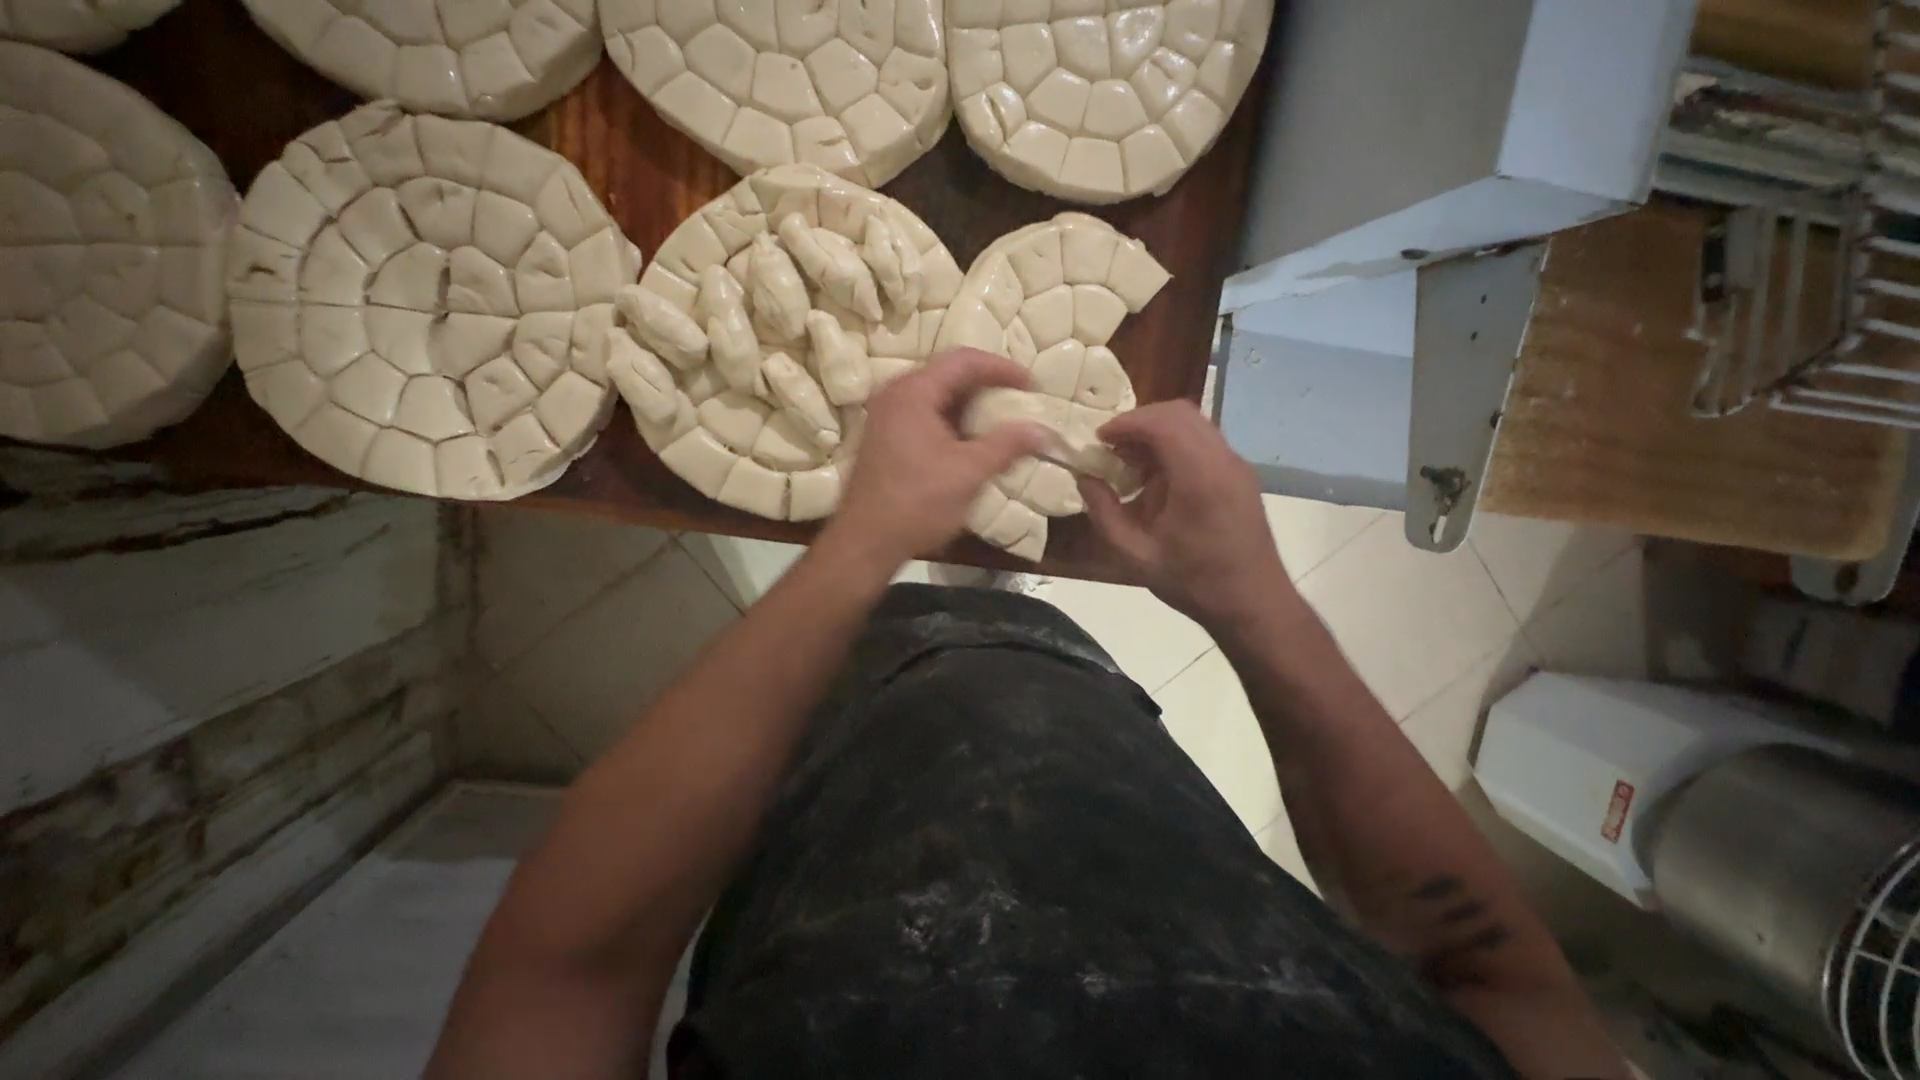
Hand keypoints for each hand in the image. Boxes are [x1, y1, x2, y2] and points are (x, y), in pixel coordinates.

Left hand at [826, 349, 1048, 566]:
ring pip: (936, 396)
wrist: (865, 543)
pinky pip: (924, 415)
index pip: (964, 360)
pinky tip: (972, 442)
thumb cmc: (917, 503)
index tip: (1031, 385)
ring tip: (1001, 421)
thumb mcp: (968, 473)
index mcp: (913, 392)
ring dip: (970, 405)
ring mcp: (885, 417)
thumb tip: (1042, 431)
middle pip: (948, 374)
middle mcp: (894, 395)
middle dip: (987, 385)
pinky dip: (952, 421)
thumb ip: (1006, 445)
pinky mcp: (884, 439)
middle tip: (1019, 400)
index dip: (1002, 368)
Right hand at [1079, 401, 1292, 631]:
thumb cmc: (1194, 583)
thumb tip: (1085, 480)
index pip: (1162, 422)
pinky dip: (1177, 445)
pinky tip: (1158, 479)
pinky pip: (1206, 443)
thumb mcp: (1137, 555)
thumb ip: (1105, 514)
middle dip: (1140, 421)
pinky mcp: (1241, 477)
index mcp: (1200, 477)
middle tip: (1112, 446)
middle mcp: (1223, 460)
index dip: (1126, 423)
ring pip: (1195, 424)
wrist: (1254, 603)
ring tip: (1131, 462)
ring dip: (1159, 432)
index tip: (1099, 439)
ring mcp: (1237, 466)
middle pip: (1180, 413)